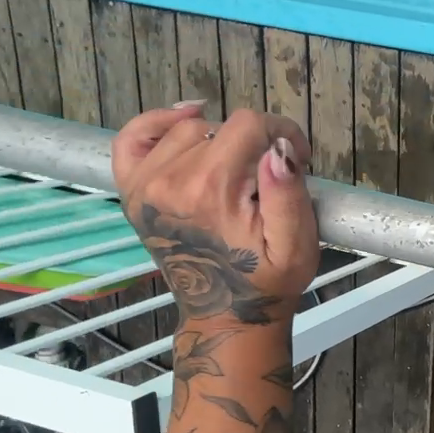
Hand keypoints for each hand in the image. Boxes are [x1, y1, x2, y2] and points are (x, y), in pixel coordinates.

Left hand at [112, 105, 317, 328]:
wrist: (227, 311)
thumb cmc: (269, 278)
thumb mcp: (296, 243)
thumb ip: (287, 195)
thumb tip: (279, 150)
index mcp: (212, 189)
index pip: (250, 125)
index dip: (285, 133)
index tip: (301, 161)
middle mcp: (170, 179)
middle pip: (222, 126)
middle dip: (258, 141)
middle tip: (276, 175)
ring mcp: (143, 184)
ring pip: (189, 129)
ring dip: (222, 139)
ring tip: (242, 167)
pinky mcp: (132, 190)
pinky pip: (133, 138)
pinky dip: (158, 123)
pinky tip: (187, 121)